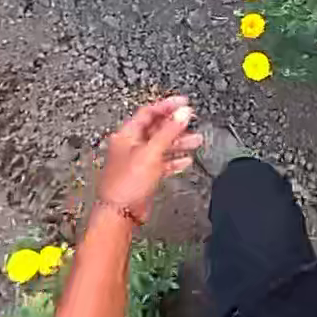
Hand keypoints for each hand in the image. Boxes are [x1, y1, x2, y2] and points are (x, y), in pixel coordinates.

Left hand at [95, 96, 202, 220]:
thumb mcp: (152, 152)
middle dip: (175, 125)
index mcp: (127, 135)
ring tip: (196, 140)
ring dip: (179, 142)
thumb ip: (169, 131)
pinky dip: (174, 160)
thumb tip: (183, 112)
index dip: (167, 106)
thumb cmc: (127, 183)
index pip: (149, 112)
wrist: (119, 213)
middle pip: (156, 128)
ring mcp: (137, 160)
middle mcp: (131, 146)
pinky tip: (185, 160)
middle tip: (191, 120)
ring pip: (161, 145)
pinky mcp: (144, 175)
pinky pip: (162, 162)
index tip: (184, 103)